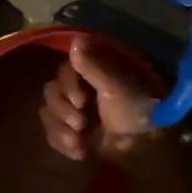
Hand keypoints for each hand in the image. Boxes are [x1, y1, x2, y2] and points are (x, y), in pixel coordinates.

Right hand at [40, 38, 165, 164]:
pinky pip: (51, 133)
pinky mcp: (69, 132)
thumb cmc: (135, 112)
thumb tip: (76, 40)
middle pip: (52, 91)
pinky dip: (62, 143)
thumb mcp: (116, 88)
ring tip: (79, 142)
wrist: (143, 149)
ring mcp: (72, 111)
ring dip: (61, 129)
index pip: (64, 70)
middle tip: (81, 124)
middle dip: (63, 110)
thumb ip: (94, 66)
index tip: (80, 101)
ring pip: (48, 113)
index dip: (68, 86)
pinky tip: (80, 152)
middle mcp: (79, 87)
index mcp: (92, 72)